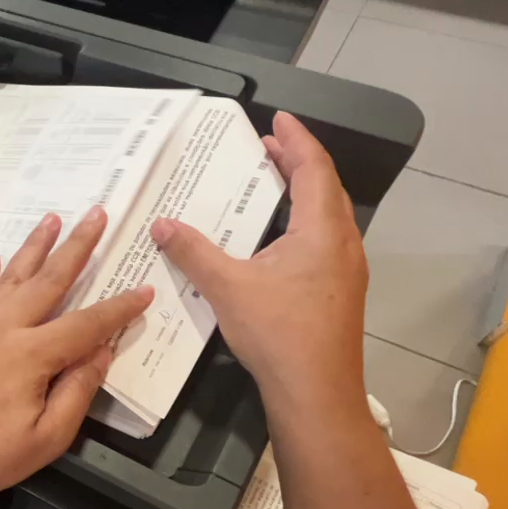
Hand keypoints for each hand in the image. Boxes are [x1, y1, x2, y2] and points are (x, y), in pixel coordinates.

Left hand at [0, 208, 154, 508]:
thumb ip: (79, 389)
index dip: (119, 308)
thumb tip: (103, 350)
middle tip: (97, 213)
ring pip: (8, 277)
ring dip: (32, 247)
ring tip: (51, 219)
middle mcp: (1, 328)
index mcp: (31, 354)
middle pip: (48, 280)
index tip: (145, 290)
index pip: (88, 323)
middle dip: (77, 246)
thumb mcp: (49, 436)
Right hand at [149, 112, 366, 417]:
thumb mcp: (227, 287)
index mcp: (322, 231)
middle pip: (326, 188)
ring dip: (302, 193)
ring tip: (271, 184)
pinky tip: (276, 238)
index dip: (297, 140)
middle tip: (268, 148)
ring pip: (327, 216)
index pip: (314, 169)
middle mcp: (342, 243)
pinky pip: (322, 239)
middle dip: (298, 163)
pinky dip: (301, 221)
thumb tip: (162, 224)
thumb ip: (193, 252)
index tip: (278, 119)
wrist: (315, 389)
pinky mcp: (338, 291)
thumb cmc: (277, 331)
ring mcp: (345, 269)